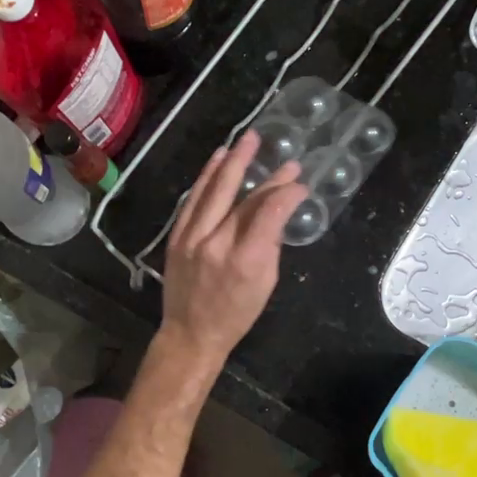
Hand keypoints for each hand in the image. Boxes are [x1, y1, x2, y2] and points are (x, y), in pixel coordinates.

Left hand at [160, 131, 307, 364]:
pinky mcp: (176, 238)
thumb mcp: (265, 285)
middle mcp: (217, 244)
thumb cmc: (236, 314)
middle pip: (240, 197)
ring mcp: (192, 239)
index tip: (300, 184)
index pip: (269, 212)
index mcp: (246, 260)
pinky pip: (193, 201)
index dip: (287, 192)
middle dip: (259, 168)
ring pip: (212, 192)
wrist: (191, 334)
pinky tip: (216, 162)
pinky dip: (205, 179)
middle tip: (272, 148)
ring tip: (242, 142)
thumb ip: (270, 246)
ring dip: (228, 164)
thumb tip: (274, 214)